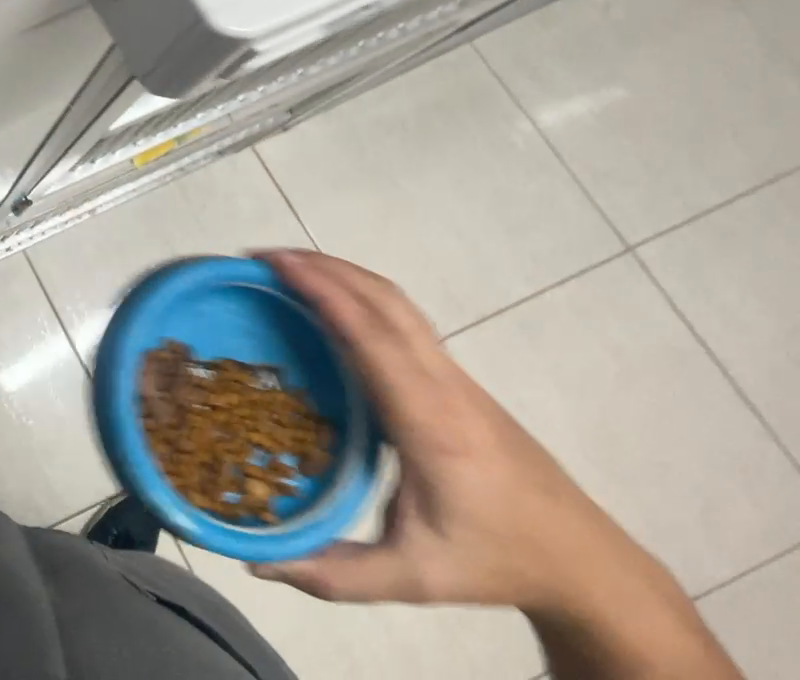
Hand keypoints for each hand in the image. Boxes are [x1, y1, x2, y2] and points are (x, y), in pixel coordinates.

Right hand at [250, 250, 659, 614]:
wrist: (584, 561)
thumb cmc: (494, 562)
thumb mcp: (411, 579)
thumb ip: (330, 574)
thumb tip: (252, 561)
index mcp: (430, 425)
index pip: (374, 340)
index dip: (326, 294)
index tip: (277, 266)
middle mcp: (445, 387)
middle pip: (387, 302)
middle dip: (325, 267)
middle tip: (262, 258)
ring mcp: (456, 378)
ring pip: (399, 304)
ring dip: (343, 274)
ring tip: (286, 267)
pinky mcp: (456, 381)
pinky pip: (403, 320)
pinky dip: (359, 295)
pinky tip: (328, 305)